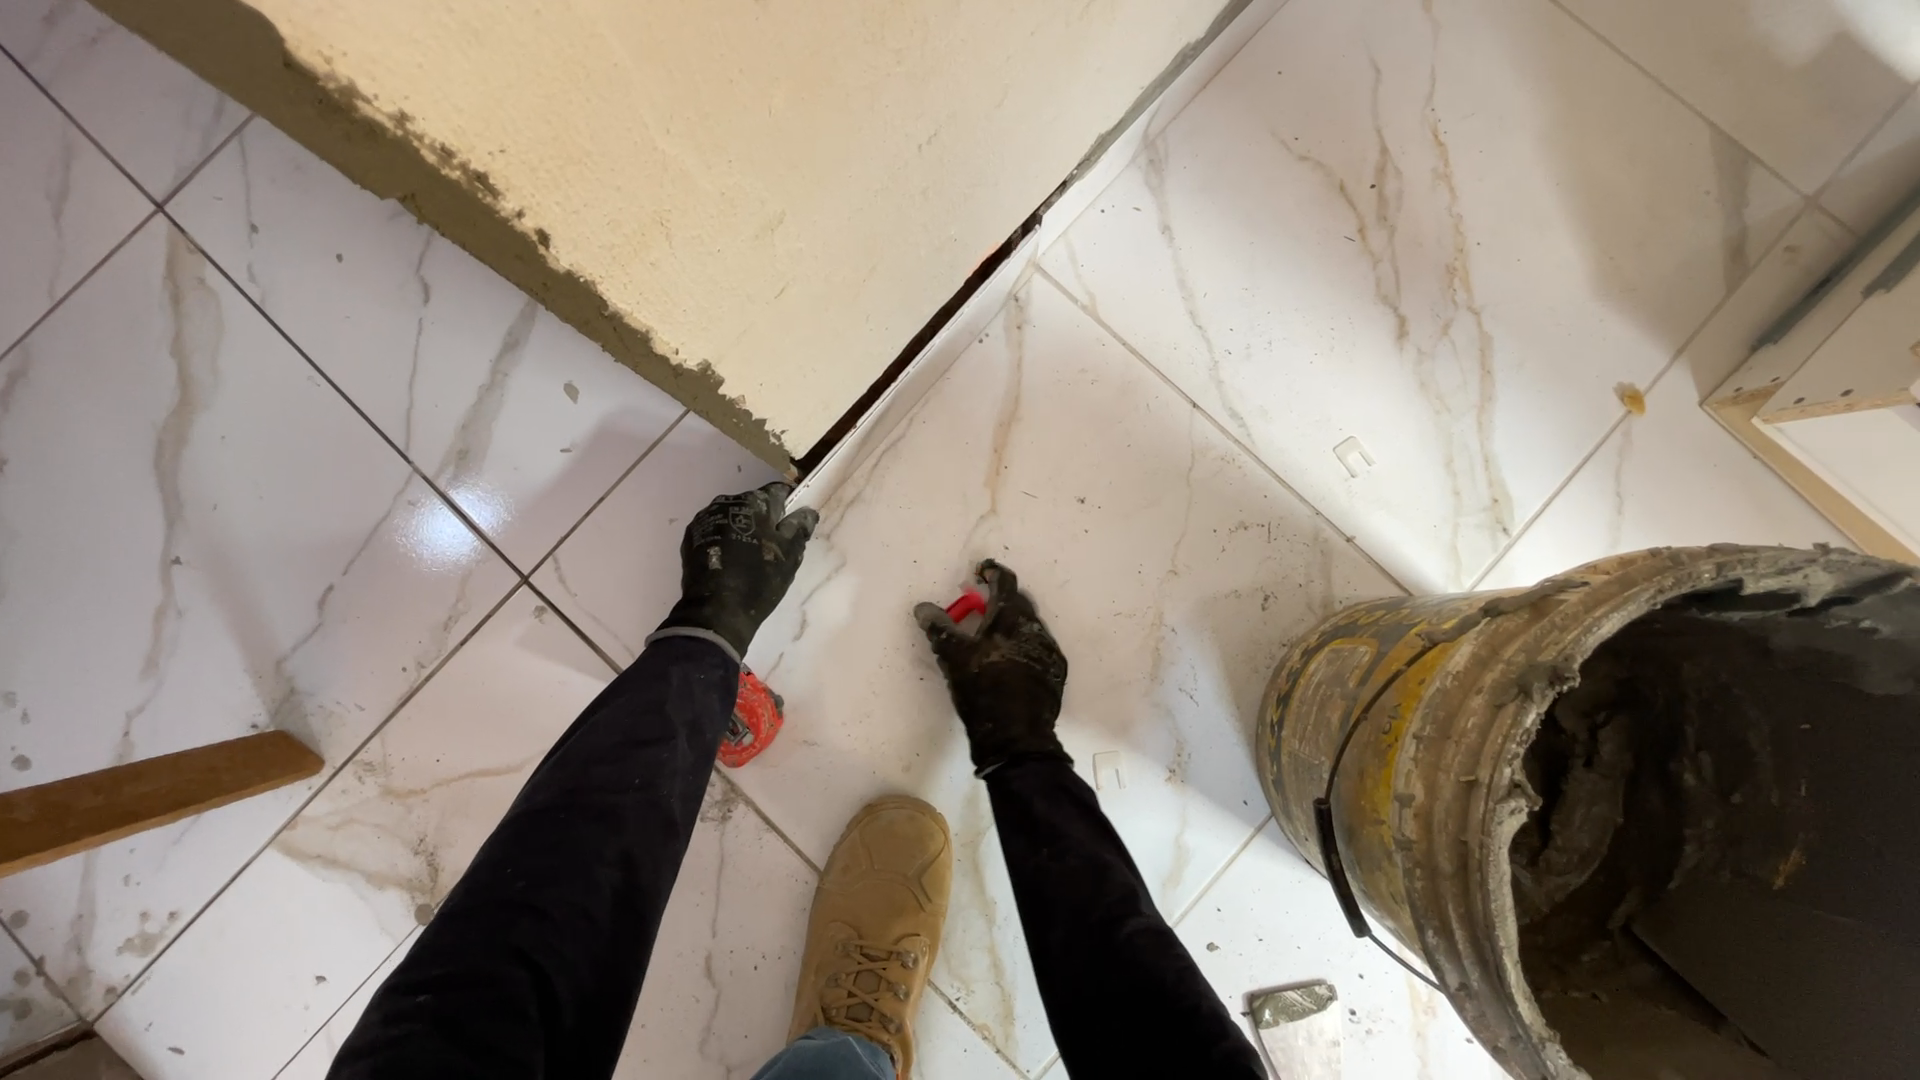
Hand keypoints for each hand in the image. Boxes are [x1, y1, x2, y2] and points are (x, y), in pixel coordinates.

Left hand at [658, 482, 818, 656]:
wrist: (716, 610)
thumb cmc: (759, 578)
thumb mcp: (789, 554)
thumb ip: (799, 527)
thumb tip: (806, 511)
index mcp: (753, 502)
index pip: (778, 492)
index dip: (790, 504)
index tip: (795, 521)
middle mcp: (726, 502)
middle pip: (753, 504)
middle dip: (765, 518)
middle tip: (775, 542)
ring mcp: (705, 519)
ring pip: (733, 516)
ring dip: (744, 527)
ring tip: (751, 551)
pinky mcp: (692, 538)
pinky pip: (717, 530)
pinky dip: (727, 538)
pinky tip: (732, 558)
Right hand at [914, 560, 1069, 774]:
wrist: (1016, 737)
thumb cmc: (982, 690)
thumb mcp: (953, 658)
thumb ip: (939, 628)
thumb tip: (923, 607)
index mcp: (1011, 617)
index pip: (1005, 581)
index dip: (991, 572)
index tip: (979, 572)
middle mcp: (1036, 627)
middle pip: (1019, 602)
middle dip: (1000, 599)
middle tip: (981, 607)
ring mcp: (1049, 650)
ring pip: (1029, 626)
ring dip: (1012, 625)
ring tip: (992, 637)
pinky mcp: (1055, 672)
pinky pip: (1038, 648)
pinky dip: (1022, 646)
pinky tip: (1010, 662)